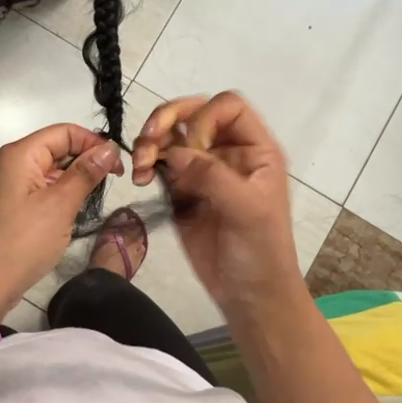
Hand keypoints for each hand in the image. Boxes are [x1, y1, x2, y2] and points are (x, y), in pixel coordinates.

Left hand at [0, 124, 122, 332]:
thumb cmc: (23, 242)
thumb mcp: (60, 205)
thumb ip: (85, 173)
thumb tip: (109, 148)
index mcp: (20, 154)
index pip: (64, 132)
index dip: (93, 143)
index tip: (118, 166)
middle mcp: (12, 162)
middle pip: (57, 148)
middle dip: (85, 160)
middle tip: (113, 184)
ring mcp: (10, 185)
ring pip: (51, 170)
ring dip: (74, 180)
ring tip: (94, 199)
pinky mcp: (11, 205)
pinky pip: (42, 189)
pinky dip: (60, 195)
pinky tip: (73, 212)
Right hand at [130, 92, 303, 312]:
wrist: (248, 296)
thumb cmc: (260, 251)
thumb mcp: (247, 210)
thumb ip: (213, 176)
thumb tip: (174, 153)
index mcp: (255, 150)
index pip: (228, 107)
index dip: (205, 118)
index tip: (194, 149)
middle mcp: (227, 152)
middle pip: (193, 113)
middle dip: (167, 119)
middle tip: (149, 139)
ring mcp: (202, 170)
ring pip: (170, 136)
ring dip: (150, 142)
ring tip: (141, 167)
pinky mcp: (180, 189)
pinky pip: (158, 163)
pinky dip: (145, 164)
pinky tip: (141, 180)